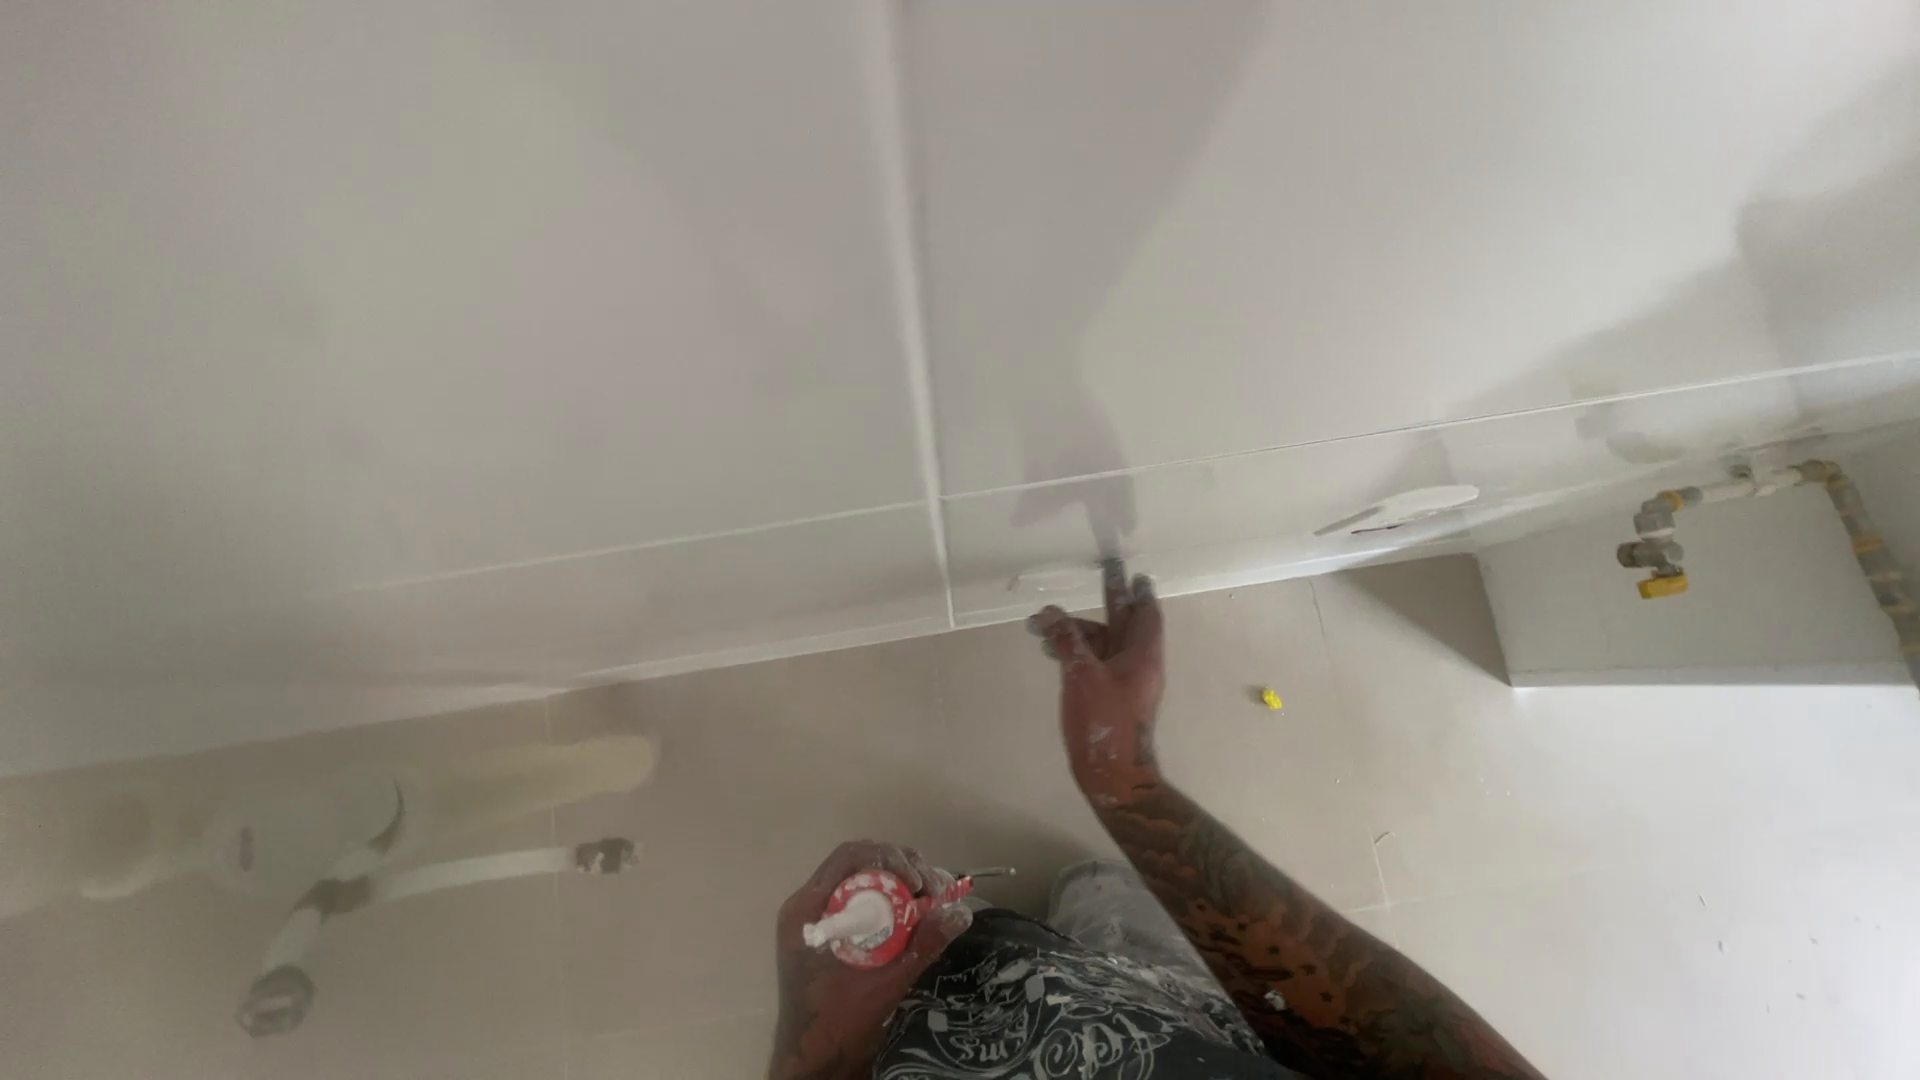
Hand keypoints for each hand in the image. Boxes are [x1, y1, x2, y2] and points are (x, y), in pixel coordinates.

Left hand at [771, 841, 972, 1079]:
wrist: (813, 1064)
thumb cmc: (839, 1024)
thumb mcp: (885, 984)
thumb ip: (921, 946)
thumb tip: (960, 912)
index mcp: (808, 909)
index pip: (849, 857)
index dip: (889, 858)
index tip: (917, 883)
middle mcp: (808, 904)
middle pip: (858, 862)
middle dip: (901, 867)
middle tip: (931, 890)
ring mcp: (817, 916)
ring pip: (862, 877)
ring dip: (898, 882)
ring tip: (928, 899)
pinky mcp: (829, 930)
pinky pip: (860, 897)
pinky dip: (888, 899)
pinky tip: (913, 912)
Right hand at [1029, 559, 1165, 801]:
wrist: (1112, 775)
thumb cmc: (1105, 721)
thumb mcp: (1082, 675)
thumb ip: (1066, 641)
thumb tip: (1050, 612)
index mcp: (1142, 655)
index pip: (1146, 615)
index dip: (1139, 593)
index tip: (1136, 573)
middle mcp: (1136, 664)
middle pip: (1123, 622)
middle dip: (1112, 597)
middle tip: (1107, 569)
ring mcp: (1122, 682)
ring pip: (1101, 644)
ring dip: (1076, 631)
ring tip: (1040, 624)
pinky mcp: (1108, 697)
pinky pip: (1093, 663)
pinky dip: (1075, 652)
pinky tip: (1050, 652)